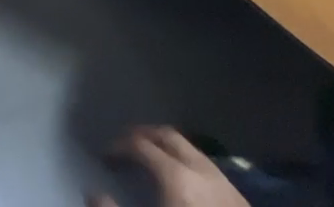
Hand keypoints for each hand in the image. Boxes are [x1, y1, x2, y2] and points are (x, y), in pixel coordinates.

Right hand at [87, 127, 248, 206]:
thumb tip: (92, 193)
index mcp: (174, 175)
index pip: (139, 144)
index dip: (118, 146)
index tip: (106, 157)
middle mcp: (200, 169)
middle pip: (167, 136)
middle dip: (143, 135)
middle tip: (126, 146)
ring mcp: (224, 181)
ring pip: (191, 149)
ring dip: (168, 148)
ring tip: (152, 161)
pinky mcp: (240, 197)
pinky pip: (208, 167)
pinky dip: (189, 164)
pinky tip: (184, 182)